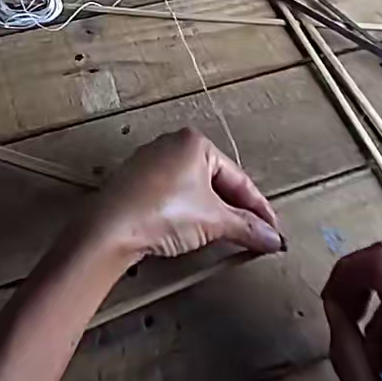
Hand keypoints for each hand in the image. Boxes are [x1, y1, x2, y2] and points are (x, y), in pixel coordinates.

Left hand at [84, 129, 285, 261]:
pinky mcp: (133, 182)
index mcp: (197, 142)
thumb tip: (273, 238)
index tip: (271, 227)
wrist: (108, 231)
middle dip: (234, 209)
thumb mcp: (214, 221)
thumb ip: (247, 227)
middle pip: (216, 181)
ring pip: (193, 188)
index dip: (257, 207)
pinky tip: (190, 230)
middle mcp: (173, 144)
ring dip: (211, 211)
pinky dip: (185, 211)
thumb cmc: (161, 212)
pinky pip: (170, 194)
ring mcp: (150, 162)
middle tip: (252, 233)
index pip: (238, 178)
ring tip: (225, 234)